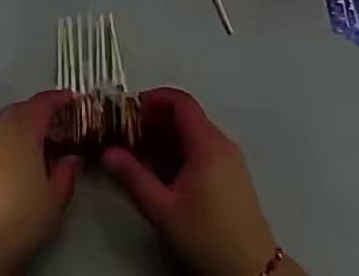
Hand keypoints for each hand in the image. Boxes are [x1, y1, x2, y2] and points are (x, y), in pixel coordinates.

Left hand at [0, 91, 77, 275]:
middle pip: (23, 110)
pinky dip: (3, 146)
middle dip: (40, 116)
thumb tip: (69, 161)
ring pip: (4, 126)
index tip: (73, 101)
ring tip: (35, 150)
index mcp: (23, 125)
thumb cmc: (15, 217)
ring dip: (20, 131)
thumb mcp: (54, 200)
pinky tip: (11, 168)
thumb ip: (66, 174)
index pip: (45, 102)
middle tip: (57, 130)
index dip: (61, 100)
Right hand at [102, 88, 301, 275]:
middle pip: (187, 116)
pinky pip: (202, 148)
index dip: (155, 99)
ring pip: (194, 133)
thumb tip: (110, 155)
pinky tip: (162, 171)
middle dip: (156, 119)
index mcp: (207, 144)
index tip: (132, 107)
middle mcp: (221, 143)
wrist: (248, 268)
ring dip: (166, 137)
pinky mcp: (230, 174)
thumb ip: (134, 179)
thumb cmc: (208, 238)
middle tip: (130, 132)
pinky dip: (180, 150)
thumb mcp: (163, 210)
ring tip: (139, 153)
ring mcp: (228, 158)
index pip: (181, 103)